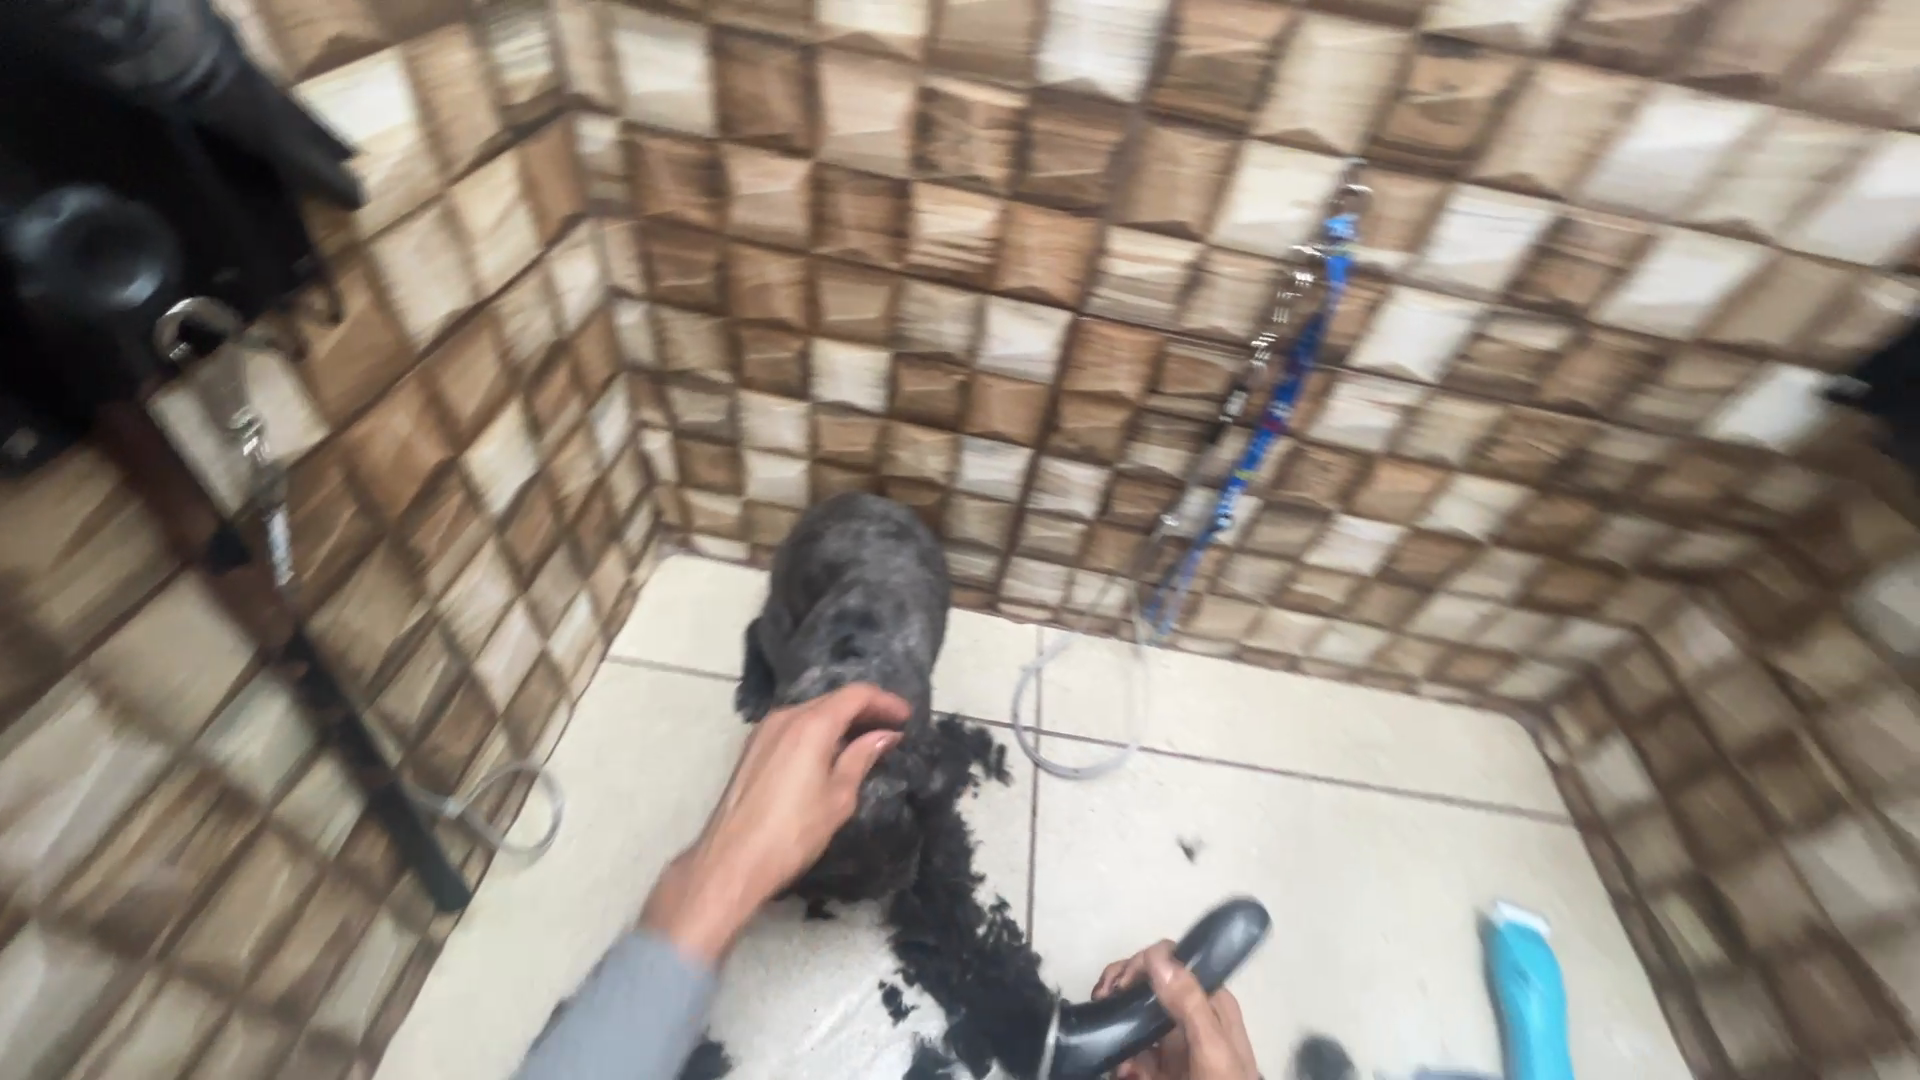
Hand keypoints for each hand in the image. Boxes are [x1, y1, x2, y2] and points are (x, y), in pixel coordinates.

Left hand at [640, 683, 909, 963]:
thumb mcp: (838, 797)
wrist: (731, 862)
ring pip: (812, 712)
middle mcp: (786, 716)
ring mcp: (765, 730)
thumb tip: (885, 735)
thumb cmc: (793, 833)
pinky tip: (833, 751)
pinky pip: (795, 726)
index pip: (856, 695)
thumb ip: (861, 757)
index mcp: (811, 724)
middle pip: (833, 700)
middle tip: (893, 728)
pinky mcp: (754, 748)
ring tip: (867, 740)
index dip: (885, 701)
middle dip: (865, 710)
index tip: (907, 717)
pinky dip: (819, 730)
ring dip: (841, 720)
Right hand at [1092, 942, 1259, 1079]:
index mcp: (1210, 1002)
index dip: (1140, 965)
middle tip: (1101, 1003)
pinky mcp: (1162, 1068)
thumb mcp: (1212, 1051)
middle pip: (1146, 983)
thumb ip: (1188, 1003)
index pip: (1171, 961)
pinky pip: (1134, 1052)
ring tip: (1113, 1050)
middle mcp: (1191, 1015)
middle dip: (1120, 993)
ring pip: (1134, 1016)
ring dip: (1117, 1027)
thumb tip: (1156, 954)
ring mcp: (1175, 1043)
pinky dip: (1122, 1059)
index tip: (1117, 986)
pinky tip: (1122, 1071)